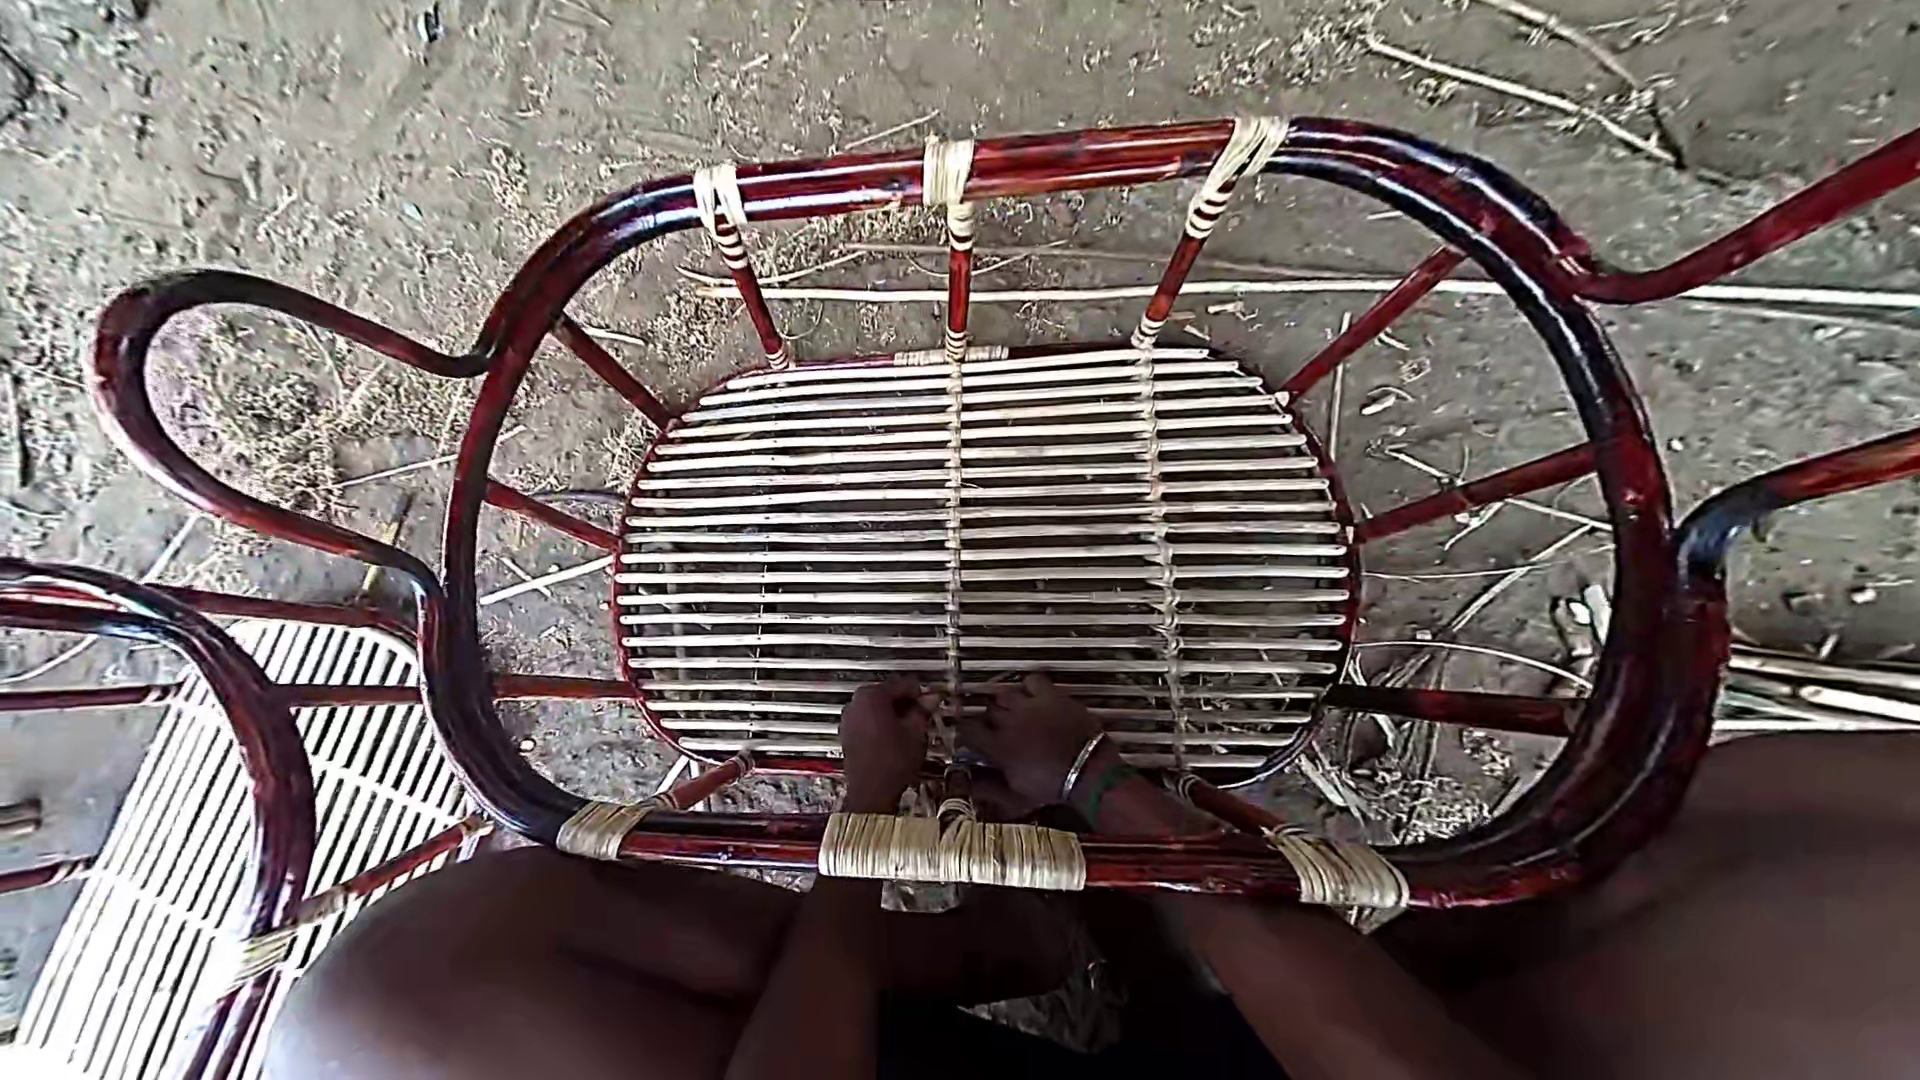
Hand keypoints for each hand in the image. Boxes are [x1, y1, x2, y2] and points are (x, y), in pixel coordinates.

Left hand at [838, 677, 933, 812]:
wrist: (872, 793)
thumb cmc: (891, 762)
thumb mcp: (916, 731)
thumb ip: (923, 710)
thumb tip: (930, 699)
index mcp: (871, 696)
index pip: (901, 684)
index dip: (919, 691)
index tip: (930, 699)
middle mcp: (855, 704)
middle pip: (886, 694)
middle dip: (906, 702)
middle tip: (924, 711)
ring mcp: (849, 720)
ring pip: (876, 708)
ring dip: (894, 713)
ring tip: (912, 725)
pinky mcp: (848, 736)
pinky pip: (868, 721)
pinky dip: (882, 724)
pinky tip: (897, 736)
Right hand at [957, 670, 1102, 805]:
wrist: (1088, 771)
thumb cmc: (1053, 786)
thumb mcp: (1016, 796)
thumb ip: (990, 787)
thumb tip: (972, 783)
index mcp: (998, 746)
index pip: (968, 730)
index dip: (967, 732)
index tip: (972, 736)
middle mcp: (1010, 722)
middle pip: (988, 710)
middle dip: (990, 719)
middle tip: (998, 729)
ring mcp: (1029, 706)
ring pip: (1005, 693)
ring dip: (1006, 702)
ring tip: (1014, 712)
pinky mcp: (1050, 696)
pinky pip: (1031, 679)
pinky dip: (1028, 685)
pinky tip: (1032, 694)